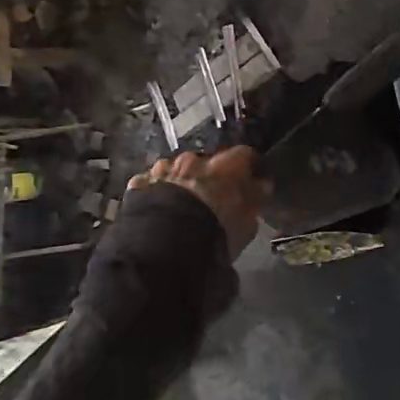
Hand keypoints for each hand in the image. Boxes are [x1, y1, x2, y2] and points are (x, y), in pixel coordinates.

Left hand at [129, 147, 267, 254]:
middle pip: (209, 160)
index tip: (253, 179)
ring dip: (185, 180)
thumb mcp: (247, 223)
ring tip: (186, 202)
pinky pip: (154, 182)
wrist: (163, 245)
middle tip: (217, 195)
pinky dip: (160, 191)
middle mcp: (195, 159)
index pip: (246, 155)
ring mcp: (164, 169)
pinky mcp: (139, 183)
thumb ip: (254, 200)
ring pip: (179, 169)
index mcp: (226, 165)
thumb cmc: (215, 231)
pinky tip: (162, 208)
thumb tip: (260, 187)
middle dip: (214, 174)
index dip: (250, 167)